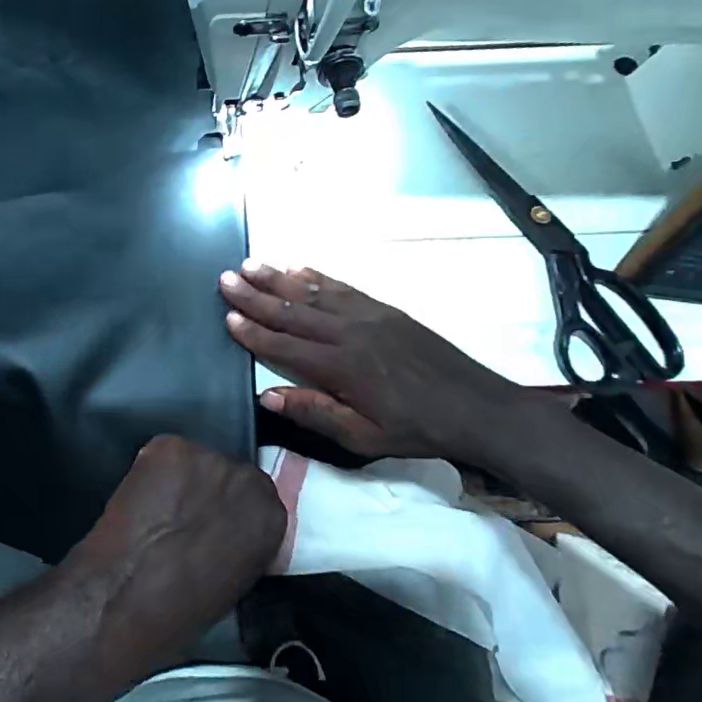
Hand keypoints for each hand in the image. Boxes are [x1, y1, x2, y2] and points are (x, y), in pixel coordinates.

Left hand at [63, 435, 284, 658]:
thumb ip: (242, 541)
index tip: (214, 521)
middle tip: (185, 513)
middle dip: (209, 489)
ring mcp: (205, 456)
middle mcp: (245, 476)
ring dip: (180, 479)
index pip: (256, 496)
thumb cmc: (185, 607)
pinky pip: (162, 454)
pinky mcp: (168, 446)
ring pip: (193, 460)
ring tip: (159, 506)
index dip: (230, 508)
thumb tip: (227, 529)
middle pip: (227, 472)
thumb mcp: (236, 579)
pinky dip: (152, 471)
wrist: (131, 594)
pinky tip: (142, 496)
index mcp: (270, 513)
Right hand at [219, 260, 546, 462]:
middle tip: (225, 279)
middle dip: (255, 295)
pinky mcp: (383, 308)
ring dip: (278, 278)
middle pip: (291, 310)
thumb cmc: (415, 428)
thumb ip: (315, 413)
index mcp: (340, 367)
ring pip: (312, 291)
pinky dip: (315, 275)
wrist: (475, 406)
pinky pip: (341, 286)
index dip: (253, 332)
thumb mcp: (364, 437)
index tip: (227, 317)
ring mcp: (367, 315)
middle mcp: (348, 333)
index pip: (284, 345)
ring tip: (249, 264)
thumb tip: (266, 396)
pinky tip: (296, 267)